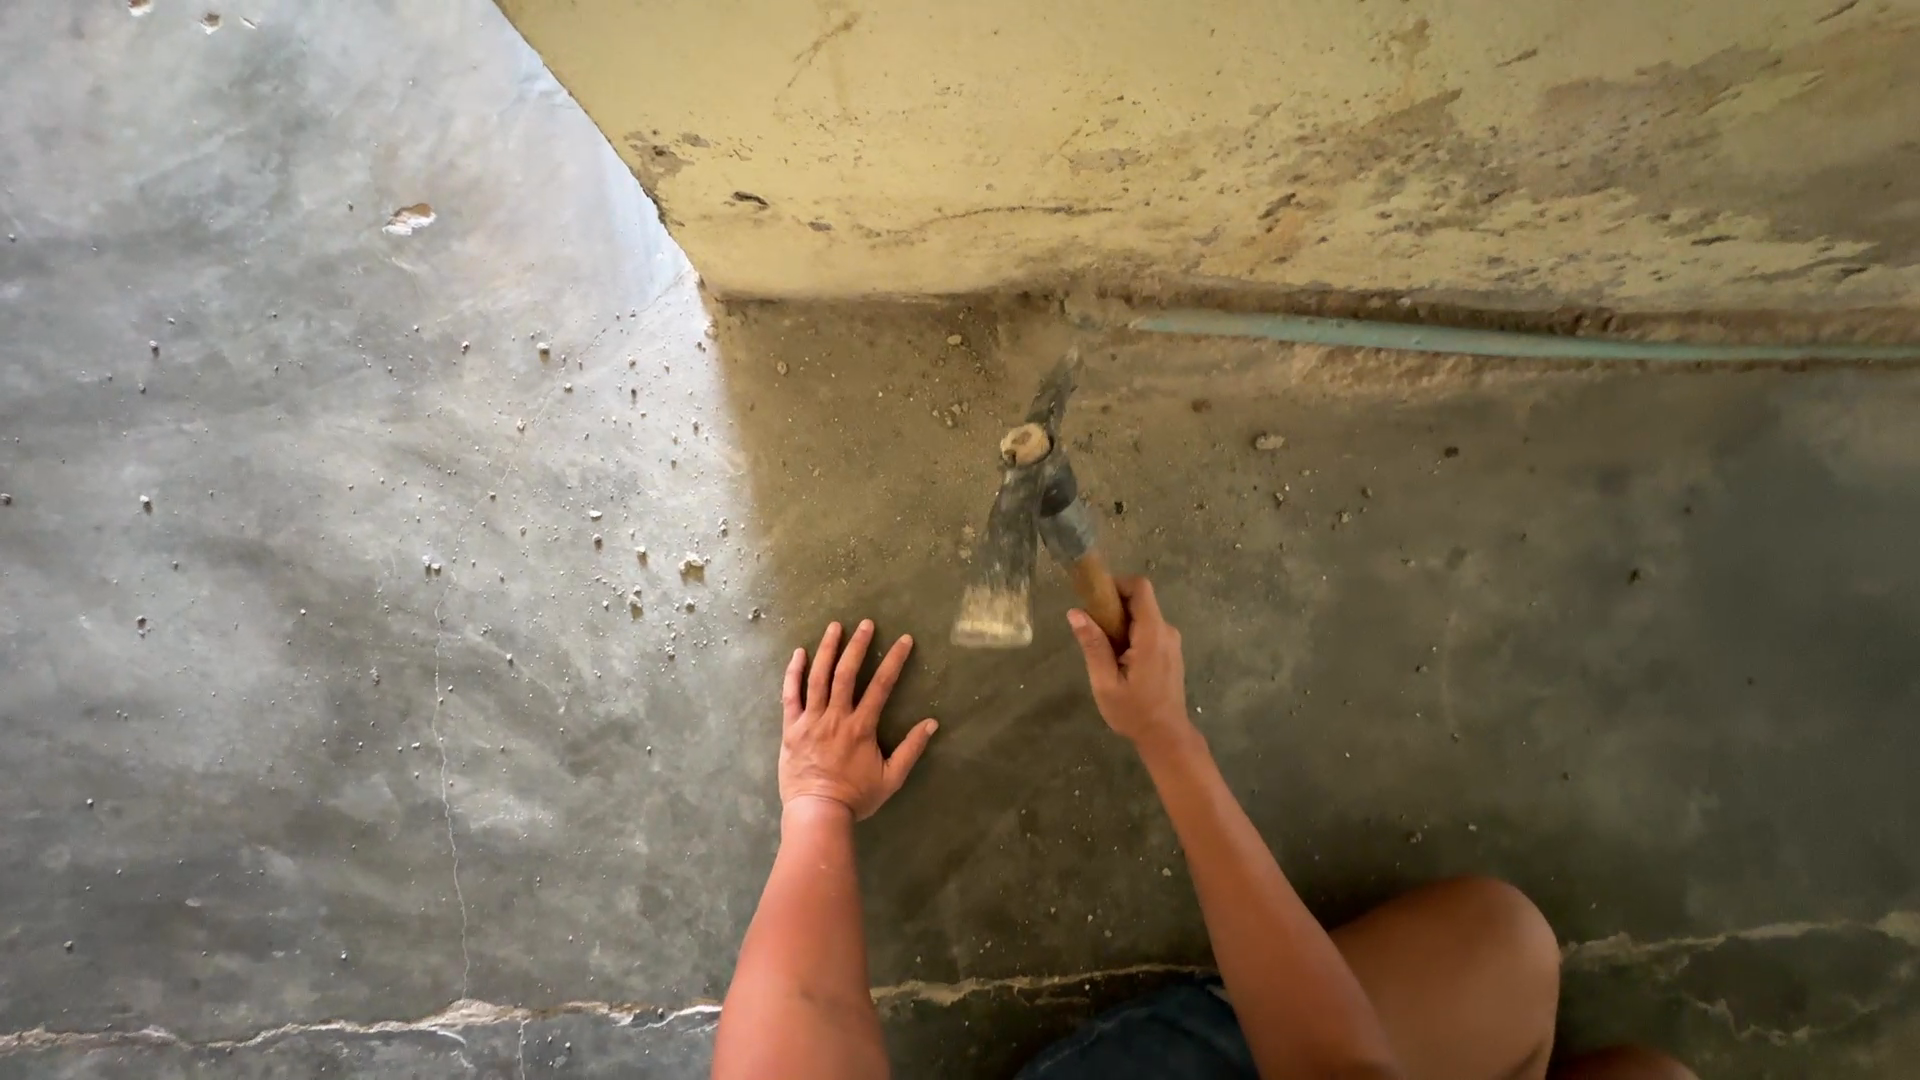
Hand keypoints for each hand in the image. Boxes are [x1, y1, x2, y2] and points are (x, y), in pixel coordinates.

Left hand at [780, 619, 939, 820]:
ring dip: (827, 649)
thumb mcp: (891, 778)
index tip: (904, 640)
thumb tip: (932, 723)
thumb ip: (911, 749)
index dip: (894, 660)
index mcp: (861, 727)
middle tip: (866, 623)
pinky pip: (790, 695)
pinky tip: (799, 654)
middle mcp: (836, 717)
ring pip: (818, 677)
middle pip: (847, 673)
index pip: (881, 685)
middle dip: (858, 645)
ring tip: (835, 627)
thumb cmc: (855, 798)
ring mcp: (811, 720)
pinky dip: (794, 672)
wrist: (817, 814)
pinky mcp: (790, 728)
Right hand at [1068, 577, 1196, 755]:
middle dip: (1112, 607)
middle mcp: (1166, 631)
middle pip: (1139, 600)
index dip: (1116, 584)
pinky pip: (1147, 629)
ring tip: (1103, 651)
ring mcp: (1170, 641)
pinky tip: (1118, 660)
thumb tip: (1075, 612)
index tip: (1093, 599)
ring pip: (1141, 615)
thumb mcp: (1105, 682)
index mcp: (1152, 635)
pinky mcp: (1169, 650)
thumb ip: (1093, 645)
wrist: (1166, 736)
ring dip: (1119, 623)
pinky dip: (1129, 633)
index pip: (1140, 588)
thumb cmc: (1134, 712)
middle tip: (1091, 630)